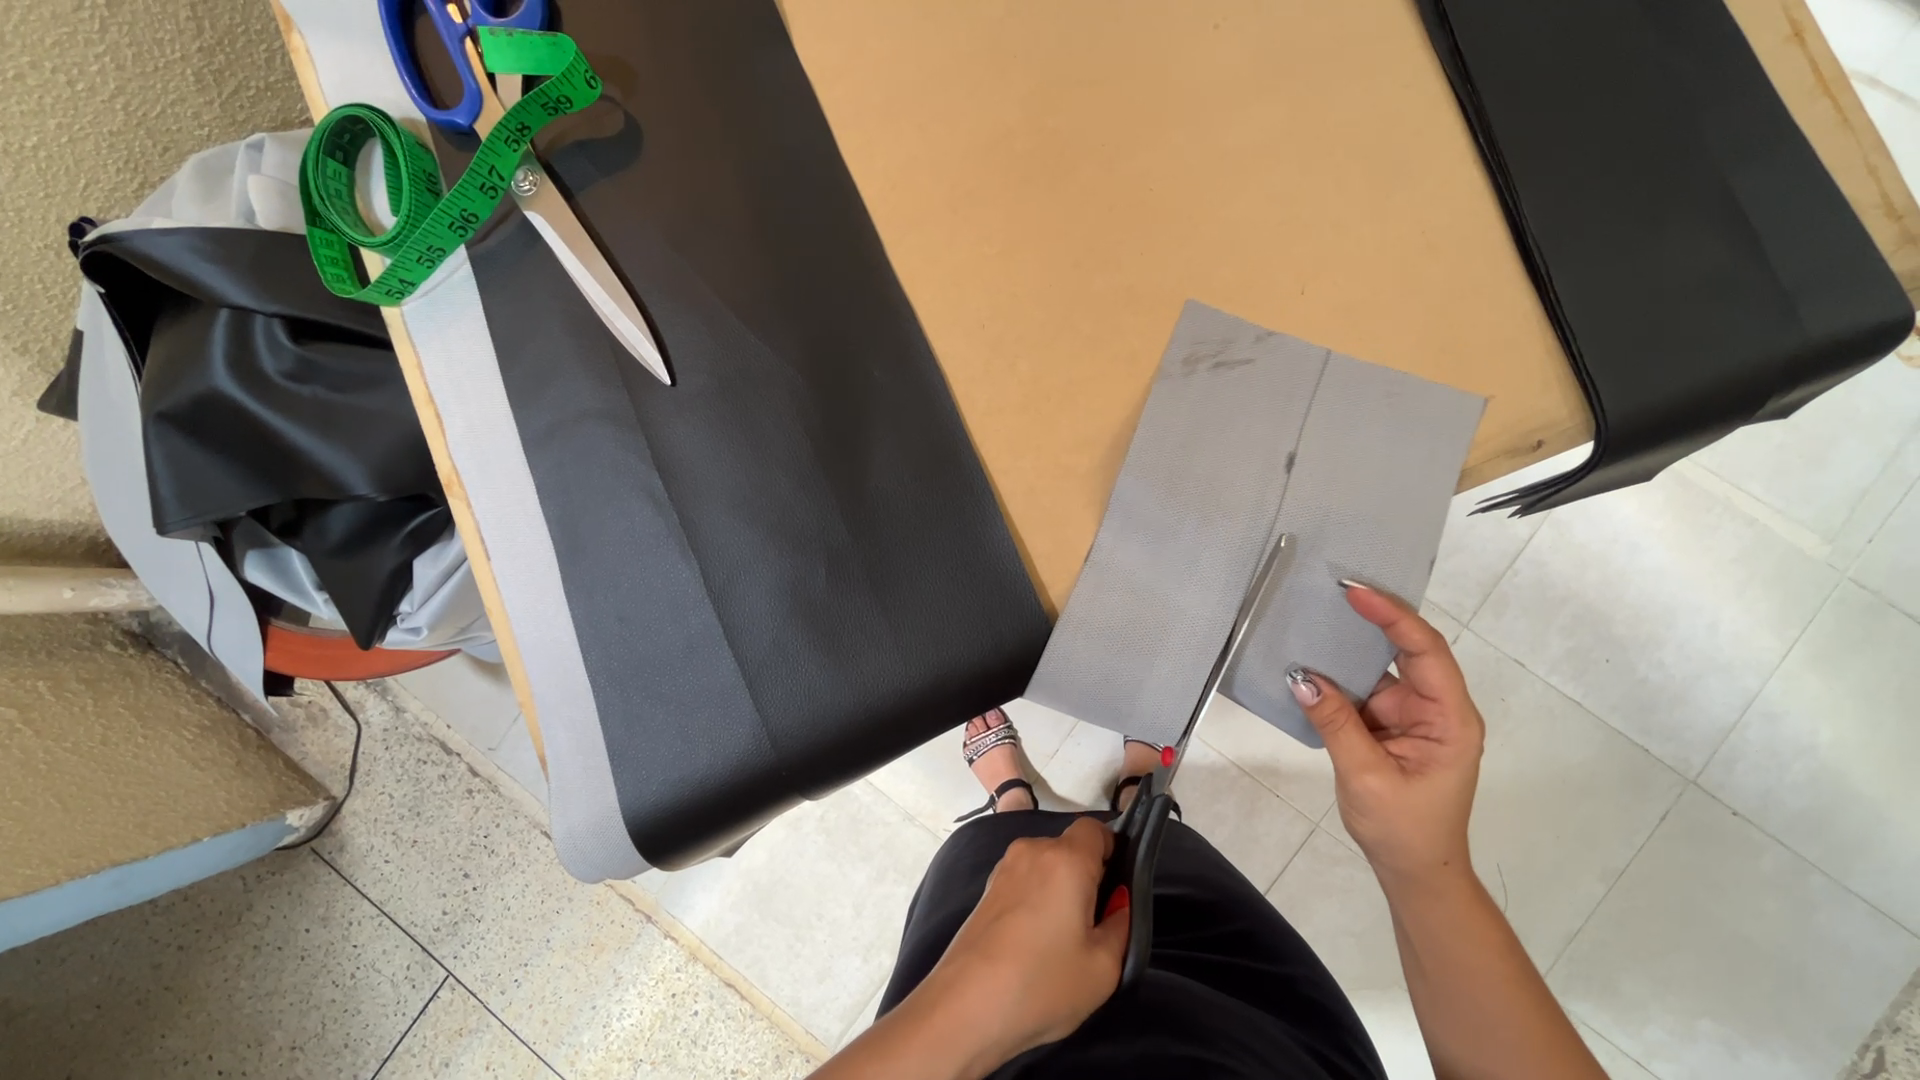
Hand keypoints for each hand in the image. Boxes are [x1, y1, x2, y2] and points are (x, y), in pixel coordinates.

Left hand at [916, 818, 1129, 1066]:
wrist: (965, 1008)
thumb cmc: (1042, 984)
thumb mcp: (1103, 966)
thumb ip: (1122, 924)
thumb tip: (1119, 901)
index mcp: (1065, 859)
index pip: (1095, 829)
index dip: (1113, 851)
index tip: (1118, 888)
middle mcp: (1031, 851)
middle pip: (1069, 848)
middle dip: (1087, 875)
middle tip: (1095, 923)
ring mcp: (1003, 869)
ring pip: (1045, 866)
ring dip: (1059, 889)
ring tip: (1062, 939)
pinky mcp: (985, 891)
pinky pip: (1024, 882)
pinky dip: (1035, 899)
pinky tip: (1034, 942)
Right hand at [1288, 584, 1483, 889]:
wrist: (1415, 872)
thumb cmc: (1403, 829)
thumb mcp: (1365, 775)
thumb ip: (1336, 722)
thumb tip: (1301, 677)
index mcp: (1450, 719)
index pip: (1425, 652)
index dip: (1393, 618)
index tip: (1355, 593)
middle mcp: (1436, 709)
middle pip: (1408, 651)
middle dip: (1374, 619)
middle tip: (1333, 589)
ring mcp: (1413, 717)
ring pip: (1381, 669)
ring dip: (1350, 648)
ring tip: (1316, 615)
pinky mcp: (1390, 727)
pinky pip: (1364, 691)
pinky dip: (1339, 677)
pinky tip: (1313, 660)